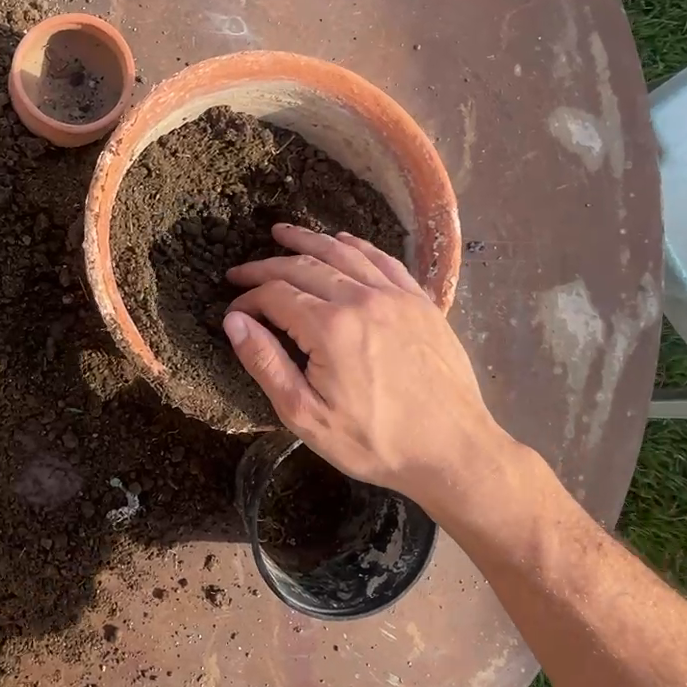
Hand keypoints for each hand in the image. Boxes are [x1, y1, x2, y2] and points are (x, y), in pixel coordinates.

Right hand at [222, 224, 517, 518]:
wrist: (454, 452)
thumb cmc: (374, 442)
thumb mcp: (305, 415)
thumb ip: (265, 363)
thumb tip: (234, 322)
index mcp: (331, 328)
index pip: (275, 294)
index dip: (247, 299)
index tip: (232, 312)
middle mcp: (362, 300)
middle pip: (304, 266)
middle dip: (266, 266)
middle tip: (240, 271)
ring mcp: (396, 297)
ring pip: (342, 253)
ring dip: (307, 240)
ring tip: (280, 233)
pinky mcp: (421, 302)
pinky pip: (382, 260)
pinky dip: (355, 246)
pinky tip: (340, 241)